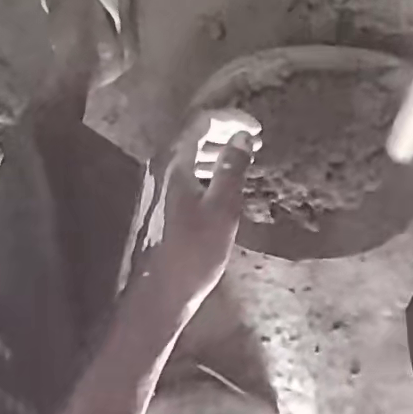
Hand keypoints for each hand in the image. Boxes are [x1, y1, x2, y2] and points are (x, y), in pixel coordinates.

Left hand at [127, 119, 256, 325]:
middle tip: (254, 140)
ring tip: (246, 157)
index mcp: (173, 161)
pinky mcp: (158, 199)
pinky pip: (185, 169)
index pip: (202, 121)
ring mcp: (155, 182)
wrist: (157, 295)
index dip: (232, 118)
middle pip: (193, 133)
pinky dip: (207, 167)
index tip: (257, 129)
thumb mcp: (222, 209)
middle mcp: (159, 165)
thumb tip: (242, 137)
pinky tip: (224, 181)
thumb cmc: (193, 253)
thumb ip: (232, 168)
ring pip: (189, 152)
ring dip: (217, 149)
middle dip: (225, 131)